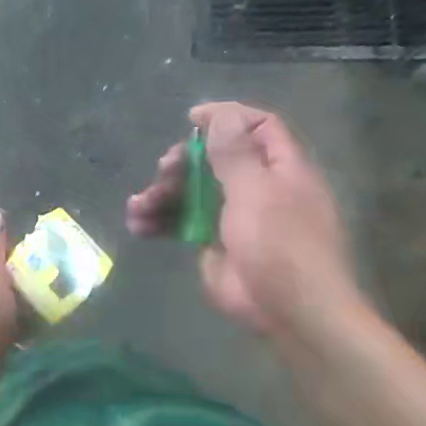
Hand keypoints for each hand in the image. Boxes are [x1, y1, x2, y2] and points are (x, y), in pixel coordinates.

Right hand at [127, 102, 363, 334]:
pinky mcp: (212, 242)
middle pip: (212, 159)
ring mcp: (233, 215)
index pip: (258, 127)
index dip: (226, 117)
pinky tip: (138, 225)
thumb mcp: (256, 192)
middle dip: (181, 162)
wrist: (287, 311)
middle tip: (163, 172)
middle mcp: (257, 187)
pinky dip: (157, 220)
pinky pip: (180, 221)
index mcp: (280, 169)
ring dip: (160, 194)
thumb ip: (234, 153)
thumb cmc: (280, 246)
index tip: (190, 119)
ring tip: (138, 207)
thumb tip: (219, 114)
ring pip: (190, 190)